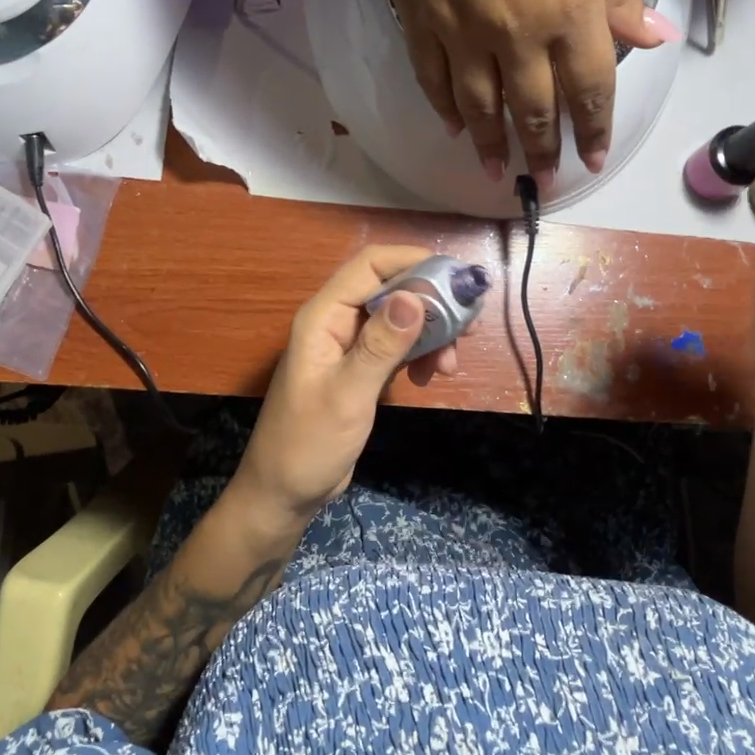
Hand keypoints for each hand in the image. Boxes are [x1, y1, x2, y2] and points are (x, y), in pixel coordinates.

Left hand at [235, 246, 461, 523]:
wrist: (284, 492)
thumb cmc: (308, 444)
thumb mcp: (348, 396)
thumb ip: (380, 346)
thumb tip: (415, 298)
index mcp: (323, 317)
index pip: (370, 266)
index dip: (414, 261)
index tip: (459, 279)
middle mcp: (336, 323)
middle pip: (391, 288)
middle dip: (432, 301)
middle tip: (469, 326)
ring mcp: (349, 346)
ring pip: (400, 318)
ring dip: (431, 333)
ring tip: (450, 365)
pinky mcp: (361, 370)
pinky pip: (397, 346)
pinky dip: (419, 355)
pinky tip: (430, 378)